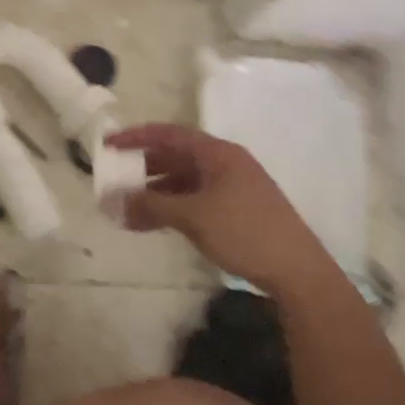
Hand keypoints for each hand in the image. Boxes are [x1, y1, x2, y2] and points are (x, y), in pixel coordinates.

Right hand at [106, 124, 340, 296]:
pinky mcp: (234, 211)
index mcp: (218, 154)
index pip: (169, 134)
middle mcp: (225, 164)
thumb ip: (150, 205)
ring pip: (182, 182)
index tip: (107, 145)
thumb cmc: (244, 231)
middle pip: (174, 157)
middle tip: (113, 180)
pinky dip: (169, 209)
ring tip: (125, 211)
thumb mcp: (192, 216)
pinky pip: (192, 201)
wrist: (297, 271)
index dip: (136, 137)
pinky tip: (151, 225)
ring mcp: (231, 188)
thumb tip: (111, 201)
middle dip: (141, 169)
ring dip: (153, 194)